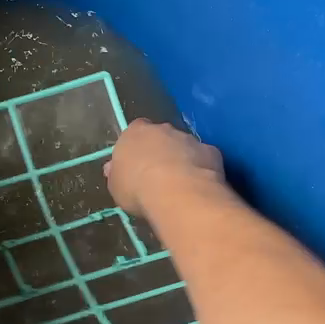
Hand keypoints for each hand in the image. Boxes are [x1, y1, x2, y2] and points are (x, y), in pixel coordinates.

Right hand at [103, 120, 224, 219]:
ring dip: (182, 159)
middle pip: (161, 136)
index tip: (136, 162)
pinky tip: (198, 186)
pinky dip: (202, 168)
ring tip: (180, 184)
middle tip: (158, 174)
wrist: (177, 193)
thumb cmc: (137, 188)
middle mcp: (162, 130)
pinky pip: (204, 158)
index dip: (137, 146)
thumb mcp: (116, 186)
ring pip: (184, 146)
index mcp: (135, 133)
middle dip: (161, 150)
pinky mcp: (211, 151)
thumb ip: (116, 173)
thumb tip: (113, 168)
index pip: (135, 130)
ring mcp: (189, 139)